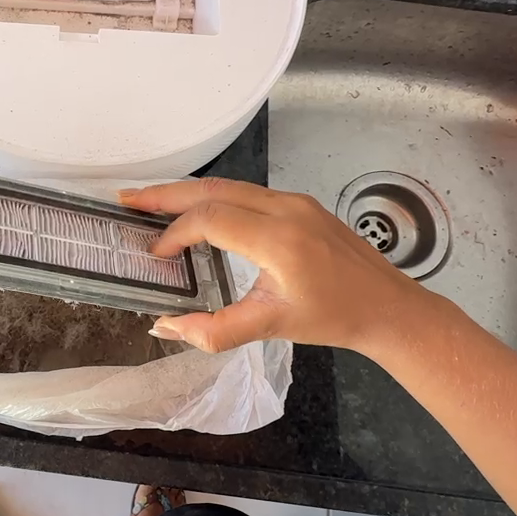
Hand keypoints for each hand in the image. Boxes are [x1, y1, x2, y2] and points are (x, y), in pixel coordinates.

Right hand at [118, 178, 439, 354]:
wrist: (390, 307)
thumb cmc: (332, 319)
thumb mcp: (271, 328)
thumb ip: (214, 330)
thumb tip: (165, 327)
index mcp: (278, 239)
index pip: (210, 218)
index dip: (175, 232)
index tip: (156, 254)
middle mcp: (285, 208)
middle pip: (213, 189)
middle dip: (165, 193)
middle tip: (126, 199)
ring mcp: (294, 201)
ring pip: (228, 185)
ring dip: (186, 192)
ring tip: (150, 200)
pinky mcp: (299, 203)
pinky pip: (244, 191)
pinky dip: (211, 197)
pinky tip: (195, 210)